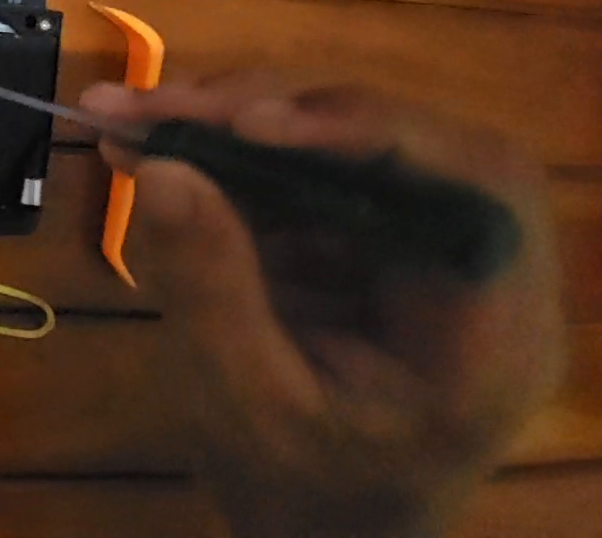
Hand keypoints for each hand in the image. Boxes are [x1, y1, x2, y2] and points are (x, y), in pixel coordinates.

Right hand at [81, 73, 563, 537]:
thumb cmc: (300, 482)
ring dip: (212, 116)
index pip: (474, 185)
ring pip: (313, 136)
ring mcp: (380, 235)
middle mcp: (445, 257)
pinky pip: (266, 162)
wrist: (309, 517)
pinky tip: (134, 142)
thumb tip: (162, 168)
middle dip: (257, 108)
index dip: (368, 130)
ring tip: (122, 113)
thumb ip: (211, 288)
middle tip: (150, 105)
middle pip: (379, 139)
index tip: (247, 121)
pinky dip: (196, 144)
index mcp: (480, 321)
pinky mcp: (325, 226)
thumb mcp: (248, 400)